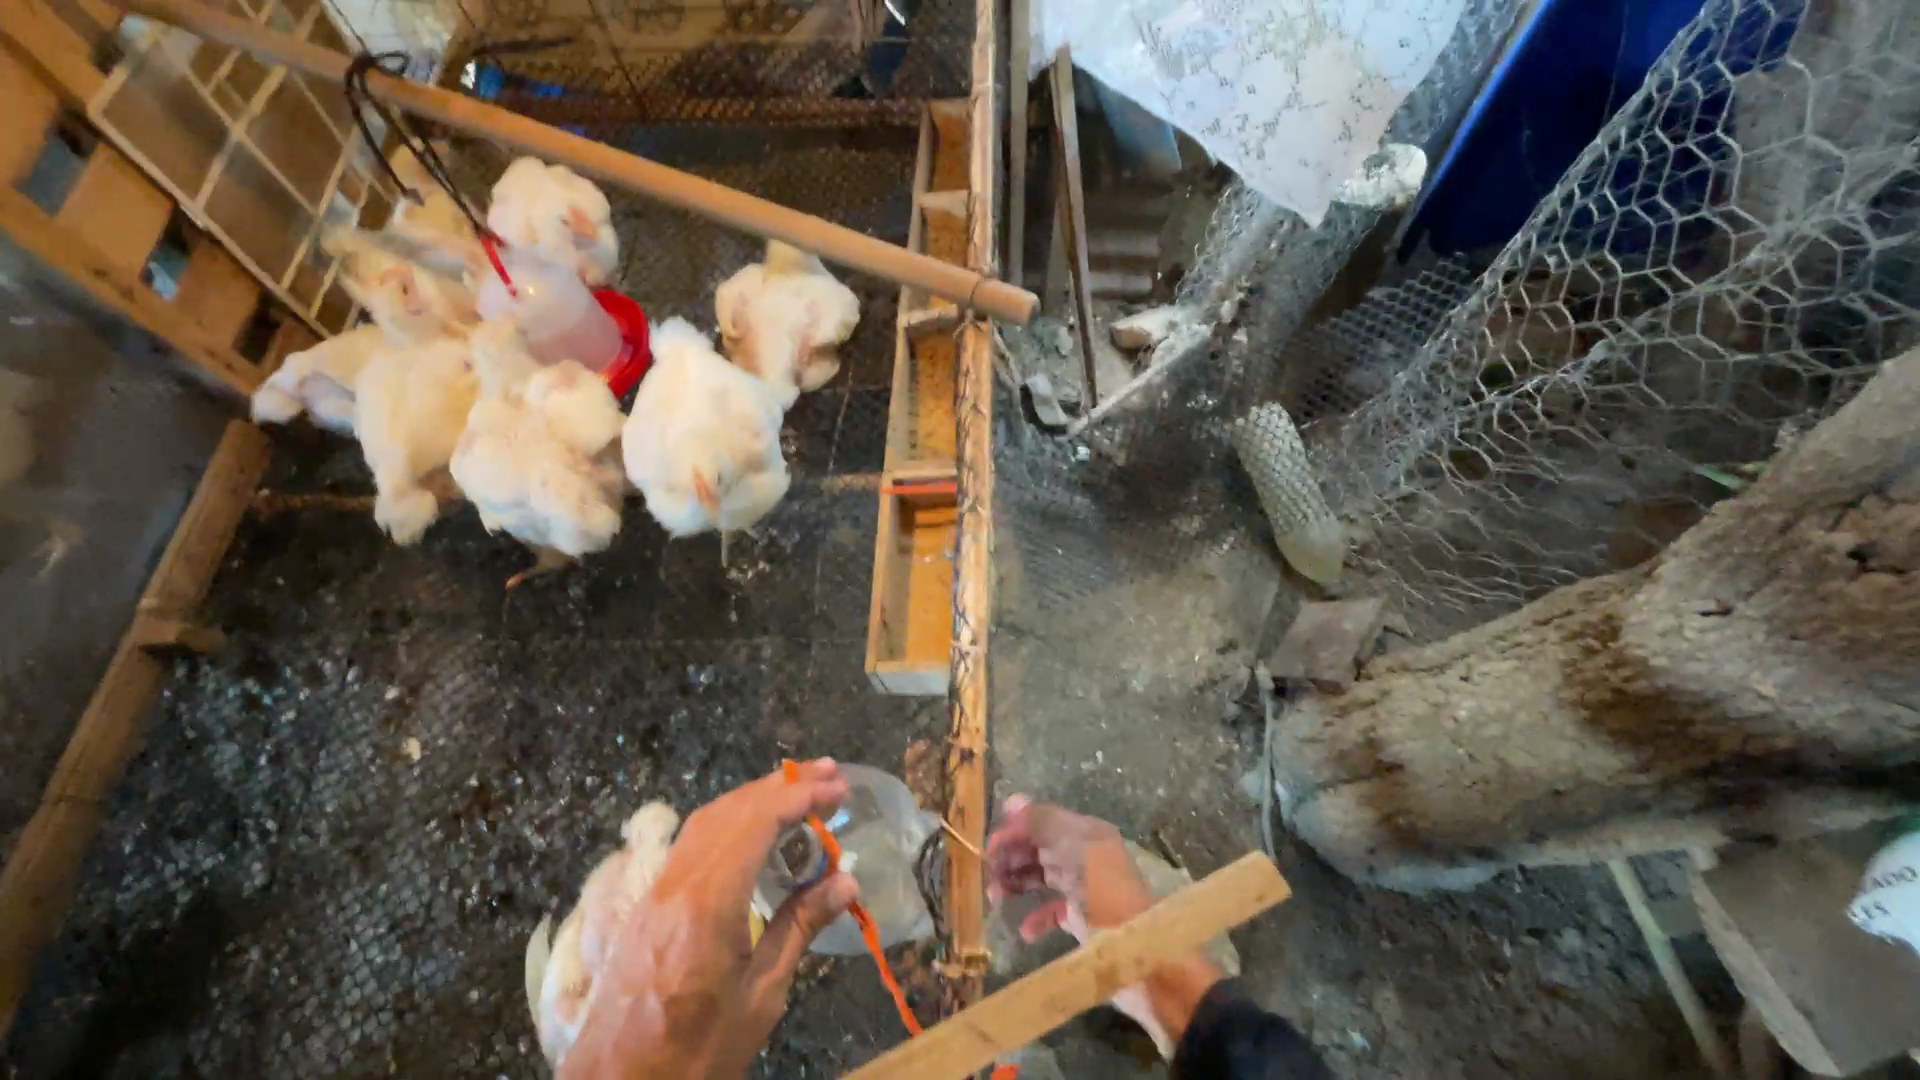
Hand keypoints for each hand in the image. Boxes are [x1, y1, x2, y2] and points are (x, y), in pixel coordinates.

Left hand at [560, 759, 859, 1079]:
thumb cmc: (696, 1050)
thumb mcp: (761, 996)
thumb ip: (799, 928)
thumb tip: (845, 879)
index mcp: (709, 901)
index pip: (757, 822)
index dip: (800, 797)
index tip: (837, 788)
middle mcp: (678, 881)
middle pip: (732, 809)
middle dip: (782, 785)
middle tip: (828, 774)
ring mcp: (657, 889)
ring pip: (708, 819)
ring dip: (755, 796)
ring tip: (798, 790)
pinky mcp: (649, 903)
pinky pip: (693, 841)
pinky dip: (730, 819)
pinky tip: (753, 829)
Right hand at [985, 796, 1223, 1056]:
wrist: (1142, 956)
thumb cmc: (1107, 896)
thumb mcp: (1076, 851)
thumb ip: (1043, 823)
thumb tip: (1013, 800)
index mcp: (1088, 834)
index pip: (1045, 821)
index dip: (1017, 829)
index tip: (990, 844)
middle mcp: (1086, 856)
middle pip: (1042, 848)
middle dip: (1013, 856)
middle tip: (988, 870)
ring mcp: (1085, 889)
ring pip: (1043, 876)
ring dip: (1018, 883)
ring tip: (995, 896)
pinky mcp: (1085, 920)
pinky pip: (1054, 911)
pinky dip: (1037, 917)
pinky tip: (1024, 930)